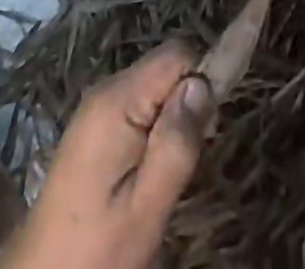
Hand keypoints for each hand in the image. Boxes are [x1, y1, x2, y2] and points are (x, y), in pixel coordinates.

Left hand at [0, 42, 214, 268]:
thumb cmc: (96, 249)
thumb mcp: (147, 206)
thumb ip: (177, 143)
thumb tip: (202, 85)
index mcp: (116, 101)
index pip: (178, 54)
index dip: (203, 81)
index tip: (209, 129)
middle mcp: (105, 90)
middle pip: (167, 65)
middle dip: (190, 100)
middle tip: (190, 156)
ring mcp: (97, 106)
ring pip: (157, 84)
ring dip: (175, 115)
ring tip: (170, 169)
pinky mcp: (96, 124)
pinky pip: (142, 102)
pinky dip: (158, 124)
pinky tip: (152, 168)